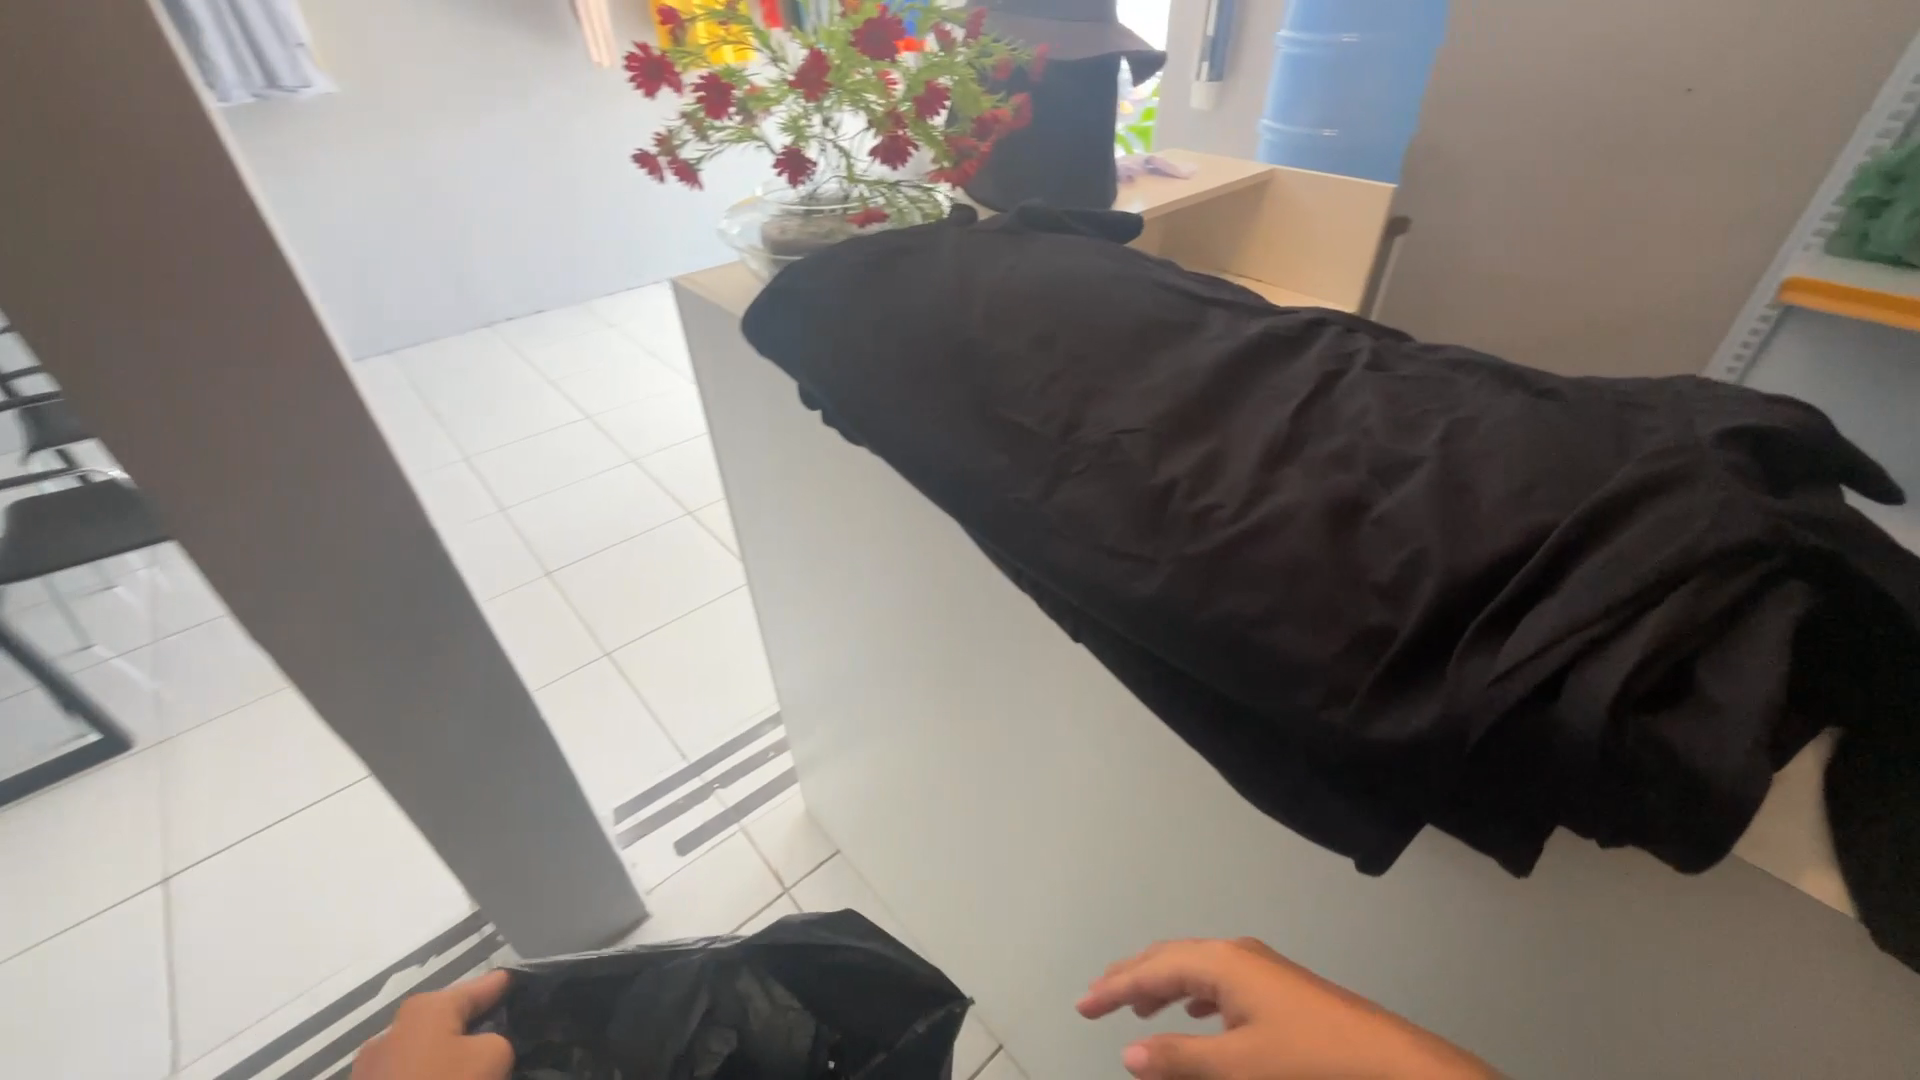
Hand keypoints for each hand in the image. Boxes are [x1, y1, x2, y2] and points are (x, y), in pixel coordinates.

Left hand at [352, 970, 515, 1079]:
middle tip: (508, 1034)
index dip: (510, 987)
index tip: (530, 989)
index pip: (483, 985)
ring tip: (475, 1068)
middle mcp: (394, 1030)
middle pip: (451, 1019)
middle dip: (477, 1025)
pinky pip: (411, 1076)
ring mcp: (372, 1069)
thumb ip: (499, 1038)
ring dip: (451, 1056)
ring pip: (429, 1051)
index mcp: (427, 1008)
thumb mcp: (495, 1055)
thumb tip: (485, 1045)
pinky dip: (430, 1077)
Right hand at [1078, 938, 1494, 1079]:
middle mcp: (1236, 954)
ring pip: (1195, 968)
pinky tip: (1196, 1013)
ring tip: (1136, 1007)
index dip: (1113, 987)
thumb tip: (1128, 1053)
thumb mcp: (1238, 1065)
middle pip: (1169, 958)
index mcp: (1220, 962)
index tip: (1081, 1004)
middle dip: (1131, 978)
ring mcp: (1261, 968)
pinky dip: (1193, 994)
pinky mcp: (1279, 987)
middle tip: (1097, 997)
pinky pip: (1219, 981)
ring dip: (1161, 985)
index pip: (1151, 969)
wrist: (1395, 1065)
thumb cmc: (1309, 1061)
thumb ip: (1179, 1058)